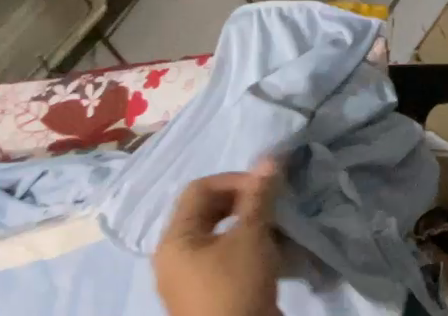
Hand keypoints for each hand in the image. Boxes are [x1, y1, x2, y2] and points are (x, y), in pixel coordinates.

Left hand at [153, 161, 282, 315]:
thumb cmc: (235, 285)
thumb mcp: (252, 235)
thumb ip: (260, 195)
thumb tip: (270, 158)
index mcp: (174, 240)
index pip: (200, 188)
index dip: (235, 180)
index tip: (267, 188)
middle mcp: (174, 255)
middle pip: (207, 209)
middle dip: (243, 199)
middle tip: (272, 203)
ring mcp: (188, 275)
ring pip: (218, 231)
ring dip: (247, 220)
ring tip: (273, 223)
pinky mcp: (205, 289)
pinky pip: (222, 252)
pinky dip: (244, 242)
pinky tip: (268, 247)